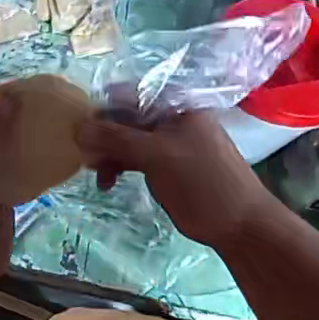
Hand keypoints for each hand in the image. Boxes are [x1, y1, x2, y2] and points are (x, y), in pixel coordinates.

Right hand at [76, 111, 275, 247]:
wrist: (240, 224)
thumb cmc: (201, 182)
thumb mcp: (156, 155)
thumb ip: (116, 138)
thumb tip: (78, 128)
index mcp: (176, 105)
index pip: (129, 95)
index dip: (102, 109)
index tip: (79, 129)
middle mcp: (172, 118)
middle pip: (126, 118)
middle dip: (103, 136)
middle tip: (85, 159)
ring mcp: (170, 142)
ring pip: (129, 140)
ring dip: (109, 155)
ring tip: (97, 176)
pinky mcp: (167, 166)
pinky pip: (136, 158)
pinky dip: (120, 166)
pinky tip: (108, 183)